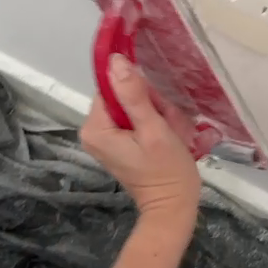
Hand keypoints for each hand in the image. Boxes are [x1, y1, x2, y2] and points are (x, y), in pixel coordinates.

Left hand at [80, 54, 200, 224]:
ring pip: (135, 105)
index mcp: (95, 127)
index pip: (113, 86)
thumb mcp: (154, 130)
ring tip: (171, 134)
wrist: (173, 208)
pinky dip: (155, 125)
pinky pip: (136, 119)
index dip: (140, 90)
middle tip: (169, 126)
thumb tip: (116, 60)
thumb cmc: (167, 171)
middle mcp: (93, 130)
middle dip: (152, 106)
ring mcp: (105, 137)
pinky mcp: (118, 143)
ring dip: (158, 115)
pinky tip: (167, 138)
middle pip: (124, 95)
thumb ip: (134, 95)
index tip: (158, 108)